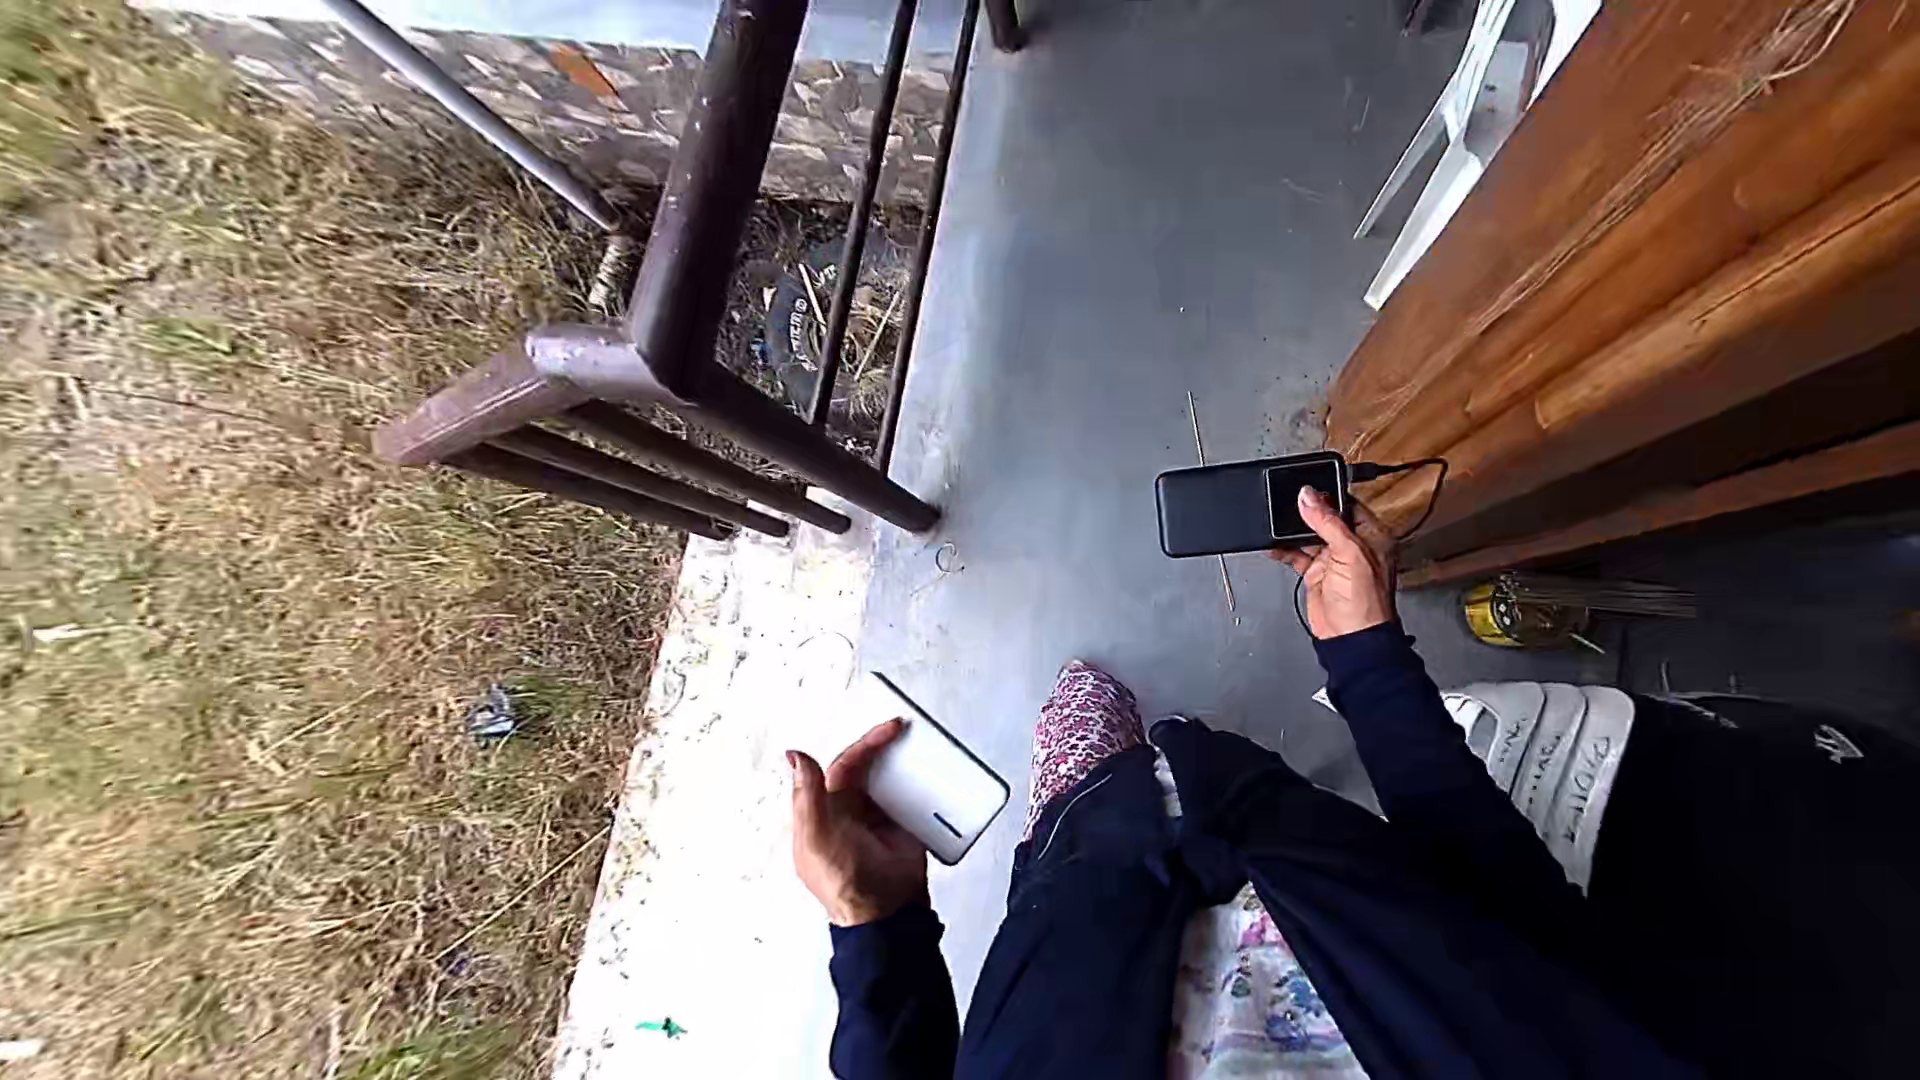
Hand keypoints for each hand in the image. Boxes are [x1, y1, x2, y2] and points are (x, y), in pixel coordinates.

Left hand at [789, 719, 928, 926]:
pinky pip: (912, 796)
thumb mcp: (817, 839)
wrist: (887, 915)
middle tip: (903, 730)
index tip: (887, 731)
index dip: (865, 744)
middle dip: (885, 746)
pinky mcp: (902, 825)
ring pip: (891, 777)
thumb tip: (795, 757)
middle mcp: (852, 809)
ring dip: (903, 762)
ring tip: (919, 745)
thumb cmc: (844, 886)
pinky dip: (921, 783)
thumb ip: (807, 798)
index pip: (846, 764)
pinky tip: (930, 773)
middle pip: (870, 765)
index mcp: (826, 808)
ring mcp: (878, 817)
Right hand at [1270, 486, 1397, 638]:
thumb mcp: (1348, 553)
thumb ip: (1327, 522)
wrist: (1349, 636)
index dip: (1328, 497)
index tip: (1306, 490)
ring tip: (1274, 525)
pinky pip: (1295, 555)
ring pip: (1307, 536)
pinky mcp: (1316, 573)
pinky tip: (1272, 546)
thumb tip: (1308, 497)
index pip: (1348, 506)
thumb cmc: (1364, 602)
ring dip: (1290, 532)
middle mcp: (1353, 546)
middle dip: (1305, 514)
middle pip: (1325, 520)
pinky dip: (1283, 550)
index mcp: (1371, 536)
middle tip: (1286, 506)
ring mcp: (1333, 560)